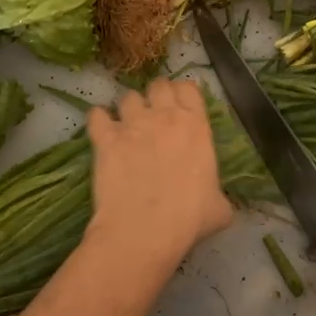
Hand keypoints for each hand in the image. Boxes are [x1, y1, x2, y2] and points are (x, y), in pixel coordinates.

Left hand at [86, 79, 233, 267]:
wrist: (146, 231)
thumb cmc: (189, 218)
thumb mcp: (219, 207)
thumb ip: (218, 194)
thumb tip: (216, 202)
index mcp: (196, 125)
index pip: (189, 88)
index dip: (183, 94)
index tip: (180, 107)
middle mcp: (164, 116)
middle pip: (158, 85)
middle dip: (156, 95)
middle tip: (154, 114)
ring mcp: (132, 124)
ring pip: (127, 97)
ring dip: (128, 108)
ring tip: (127, 125)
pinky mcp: (105, 138)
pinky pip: (96, 115)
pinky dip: (98, 119)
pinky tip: (101, 131)